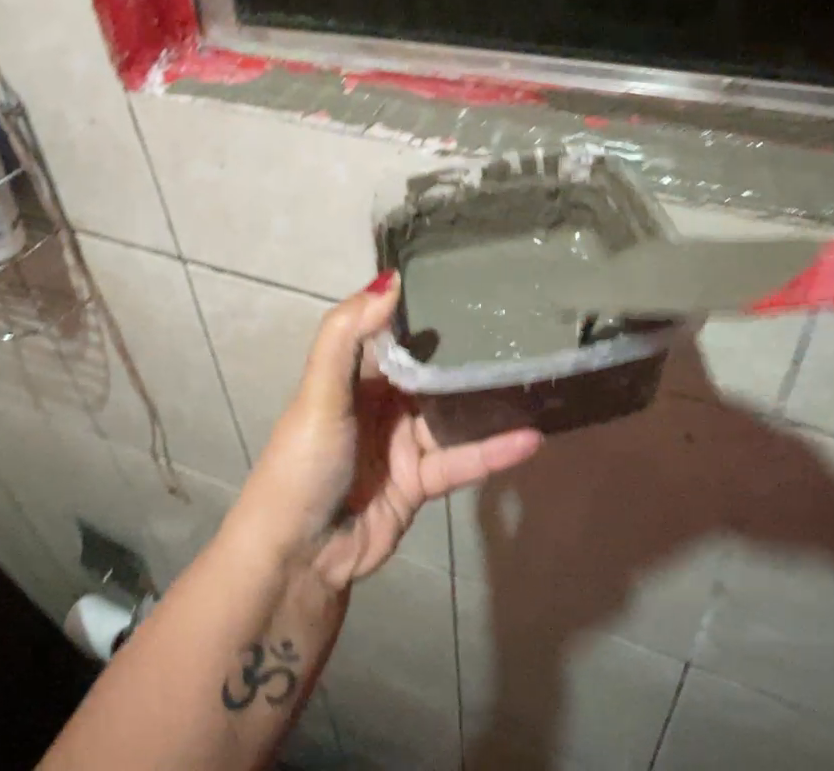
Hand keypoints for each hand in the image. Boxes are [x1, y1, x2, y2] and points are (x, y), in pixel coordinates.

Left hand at [230, 272, 543, 589]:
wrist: (298, 555)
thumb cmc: (304, 463)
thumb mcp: (319, 393)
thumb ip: (347, 335)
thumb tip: (390, 278)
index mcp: (352, 378)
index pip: (393, 335)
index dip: (424, 312)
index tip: (468, 283)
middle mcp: (380, 406)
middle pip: (430, 374)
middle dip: (466, 354)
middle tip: (520, 326)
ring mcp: (402, 445)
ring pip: (452, 417)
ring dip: (488, 404)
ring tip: (535, 378)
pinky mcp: (421, 483)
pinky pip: (462, 461)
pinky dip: (493, 451)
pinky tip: (529, 438)